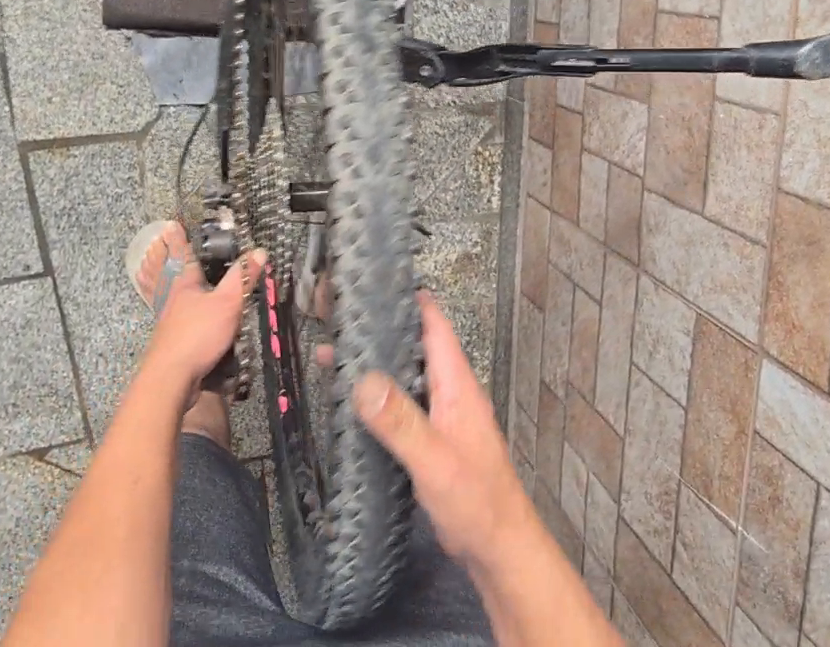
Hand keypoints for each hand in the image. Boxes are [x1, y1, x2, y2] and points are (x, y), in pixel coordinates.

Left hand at [143, 248, 264, 388]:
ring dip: (155, 280)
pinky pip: (164, 314)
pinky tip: (166, 313)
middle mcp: (171, 298)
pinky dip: (161, 306)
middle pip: (164, 272)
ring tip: (147, 271)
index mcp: (184, 284)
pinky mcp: (168, 340)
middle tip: (155, 244)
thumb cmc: (198, 334)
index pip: (181, 255)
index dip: (178, 239)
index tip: (170, 224)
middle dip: (161, 258)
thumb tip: (259, 251)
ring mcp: (167, 320)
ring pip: (160, 293)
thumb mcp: (228, 303)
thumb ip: (242, 277)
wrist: (172, 378)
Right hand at [353, 292, 535, 567]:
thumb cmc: (477, 503)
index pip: (433, 324)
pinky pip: (400, 403)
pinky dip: (376, 394)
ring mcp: (440, 414)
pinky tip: (350, 398)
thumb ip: (400, 421)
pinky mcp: (430, 437)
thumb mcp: (435, 460)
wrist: (498, 550)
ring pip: (403, 375)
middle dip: (379, 327)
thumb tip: (364, 379)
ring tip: (331, 350)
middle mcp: (448, 392)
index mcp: (456, 385)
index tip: (371, 279)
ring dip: (373, 361)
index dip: (406, 298)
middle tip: (337, 314)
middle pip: (413, 345)